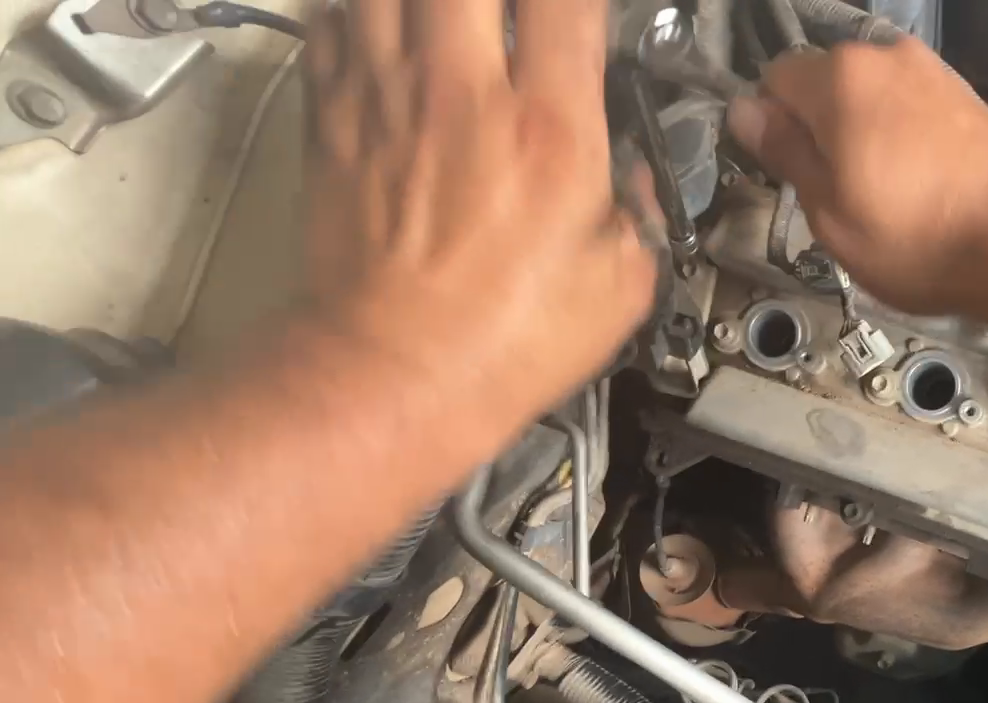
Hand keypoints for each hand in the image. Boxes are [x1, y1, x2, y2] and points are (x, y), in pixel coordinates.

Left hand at [302, 0, 657, 406]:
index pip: (568, 5)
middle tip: (528, 19)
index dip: (586, 1)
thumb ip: (641, 215)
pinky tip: (405, 37)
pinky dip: (376, 12)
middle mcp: (463, 94)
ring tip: (468, 25)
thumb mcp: (622, 287)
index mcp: (551, 136)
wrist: (401, 368)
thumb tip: (632, 179)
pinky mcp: (335, 112)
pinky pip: (340, 13)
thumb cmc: (508, 338)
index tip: (592, 17)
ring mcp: (388, 94)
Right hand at [726, 39, 987, 315]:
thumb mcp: (833, 216)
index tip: (791, 174)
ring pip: (873, 100)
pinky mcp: (967, 98)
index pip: (774, 80)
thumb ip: (787, 156)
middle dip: (822, 131)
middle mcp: (886, 58)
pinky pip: (914, 111)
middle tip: (842, 197)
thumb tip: (746, 112)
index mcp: (839, 81)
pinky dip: (906, 141)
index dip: (773, 128)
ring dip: (866, 138)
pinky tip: (924, 188)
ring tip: (890, 200)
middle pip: (827, 86)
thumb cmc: (920, 243)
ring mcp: (933, 73)